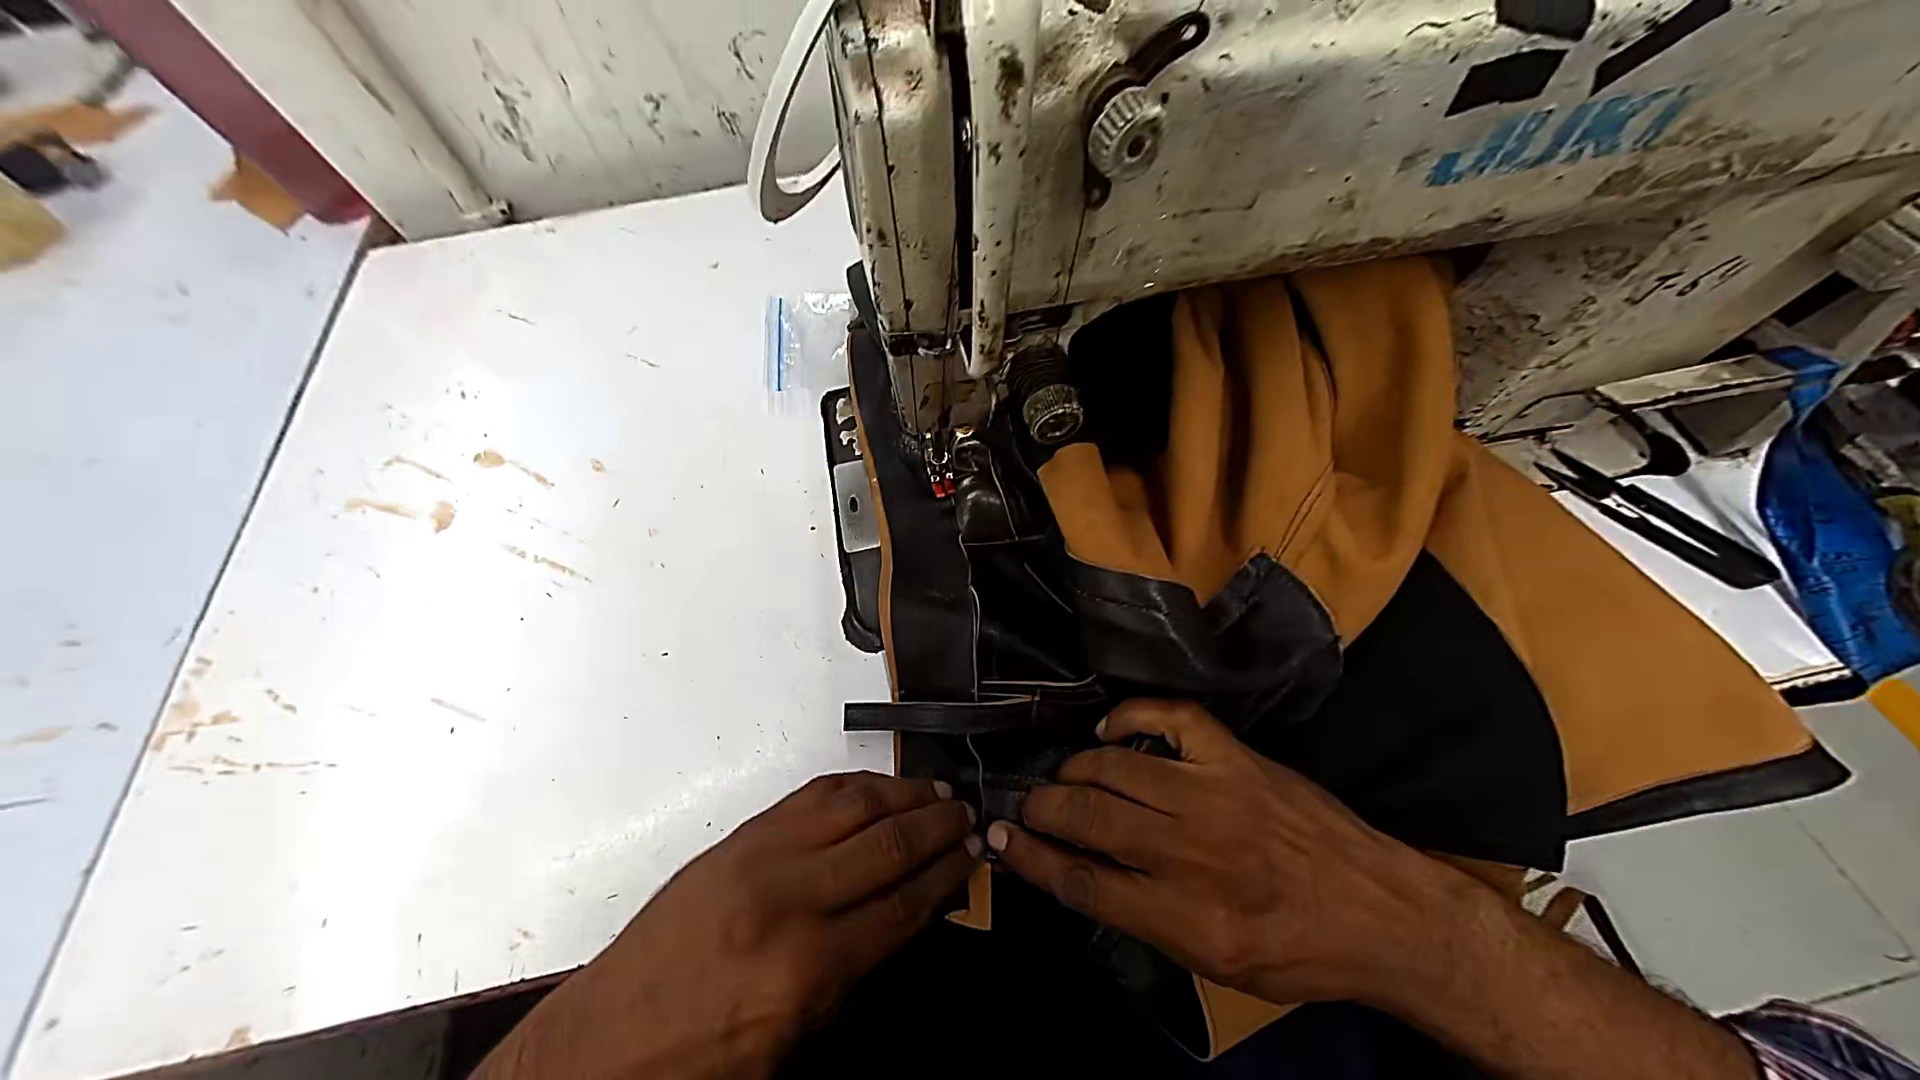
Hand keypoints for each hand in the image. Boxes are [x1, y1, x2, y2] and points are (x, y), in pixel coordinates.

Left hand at [476, 772, 980, 1079]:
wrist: (604, 1045)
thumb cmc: (701, 1058)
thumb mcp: (795, 1039)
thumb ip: (857, 970)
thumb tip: (907, 912)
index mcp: (806, 967)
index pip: (901, 906)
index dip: (945, 878)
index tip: (972, 858)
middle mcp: (788, 899)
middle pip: (885, 845)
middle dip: (937, 827)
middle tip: (967, 814)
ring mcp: (759, 857)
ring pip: (852, 805)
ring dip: (903, 794)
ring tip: (937, 791)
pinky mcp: (739, 838)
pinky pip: (809, 796)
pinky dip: (853, 785)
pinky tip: (877, 785)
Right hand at [988, 699, 1477, 1006]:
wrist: (1384, 914)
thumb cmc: (1296, 950)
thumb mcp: (1213, 963)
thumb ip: (1143, 917)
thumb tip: (1081, 874)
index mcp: (1184, 919)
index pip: (1082, 882)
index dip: (1030, 858)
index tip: (999, 839)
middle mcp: (1191, 853)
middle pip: (1089, 818)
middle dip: (1042, 808)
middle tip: (1025, 805)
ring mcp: (1214, 795)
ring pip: (1117, 768)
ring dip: (1076, 769)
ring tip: (1065, 775)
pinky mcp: (1236, 758)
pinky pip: (1170, 718)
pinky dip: (1130, 716)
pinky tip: (1110, 729)